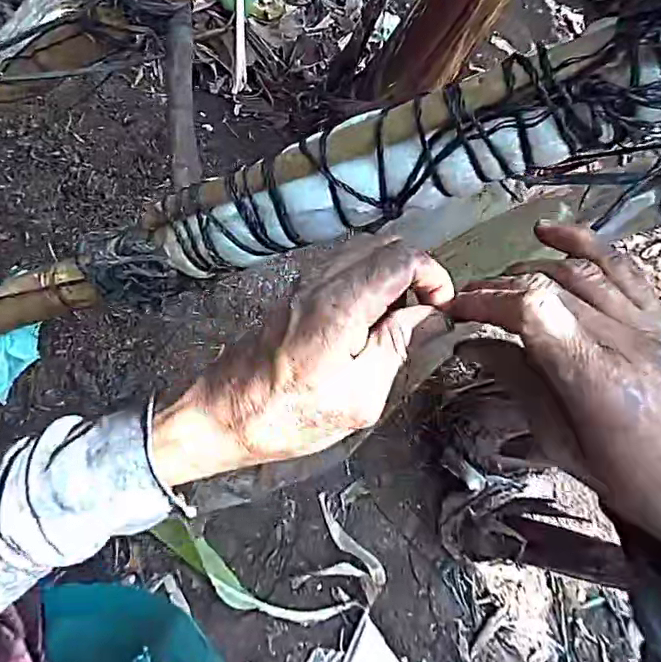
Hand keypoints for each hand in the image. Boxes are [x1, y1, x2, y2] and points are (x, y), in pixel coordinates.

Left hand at [151, 237, 453, 487]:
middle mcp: (321, 282)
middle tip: (423, 312)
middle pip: (386, 245)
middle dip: (416, 271)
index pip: (402, 258)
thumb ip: (396, 347)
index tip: (440, 306)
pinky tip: (367, 320)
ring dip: (392, 274)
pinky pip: (344, 267)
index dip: (433, 276)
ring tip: (396, 320)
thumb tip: (427, 316)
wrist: (220, 415)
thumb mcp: (358, 399)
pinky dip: (368, 280)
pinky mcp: (296, 292)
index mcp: (340, 306)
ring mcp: (305, 282)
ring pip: (365, 251)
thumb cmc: (285, 417)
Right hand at [448, 221, 660, 616]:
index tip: (458, 311)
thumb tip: (474, 348)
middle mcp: (626, 340)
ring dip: (532, 267)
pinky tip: (552, 235)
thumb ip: (520, 386)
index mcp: (597, 380)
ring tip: (501, 279)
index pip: (530, 308)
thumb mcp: (567, 448)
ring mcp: (653, 324)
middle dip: (499, 287)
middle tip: (470, 301)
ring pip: (581, 270)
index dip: (486, 301)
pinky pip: (624, 267)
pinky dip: (585, 244)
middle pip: (549, 285)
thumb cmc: (642, 489)